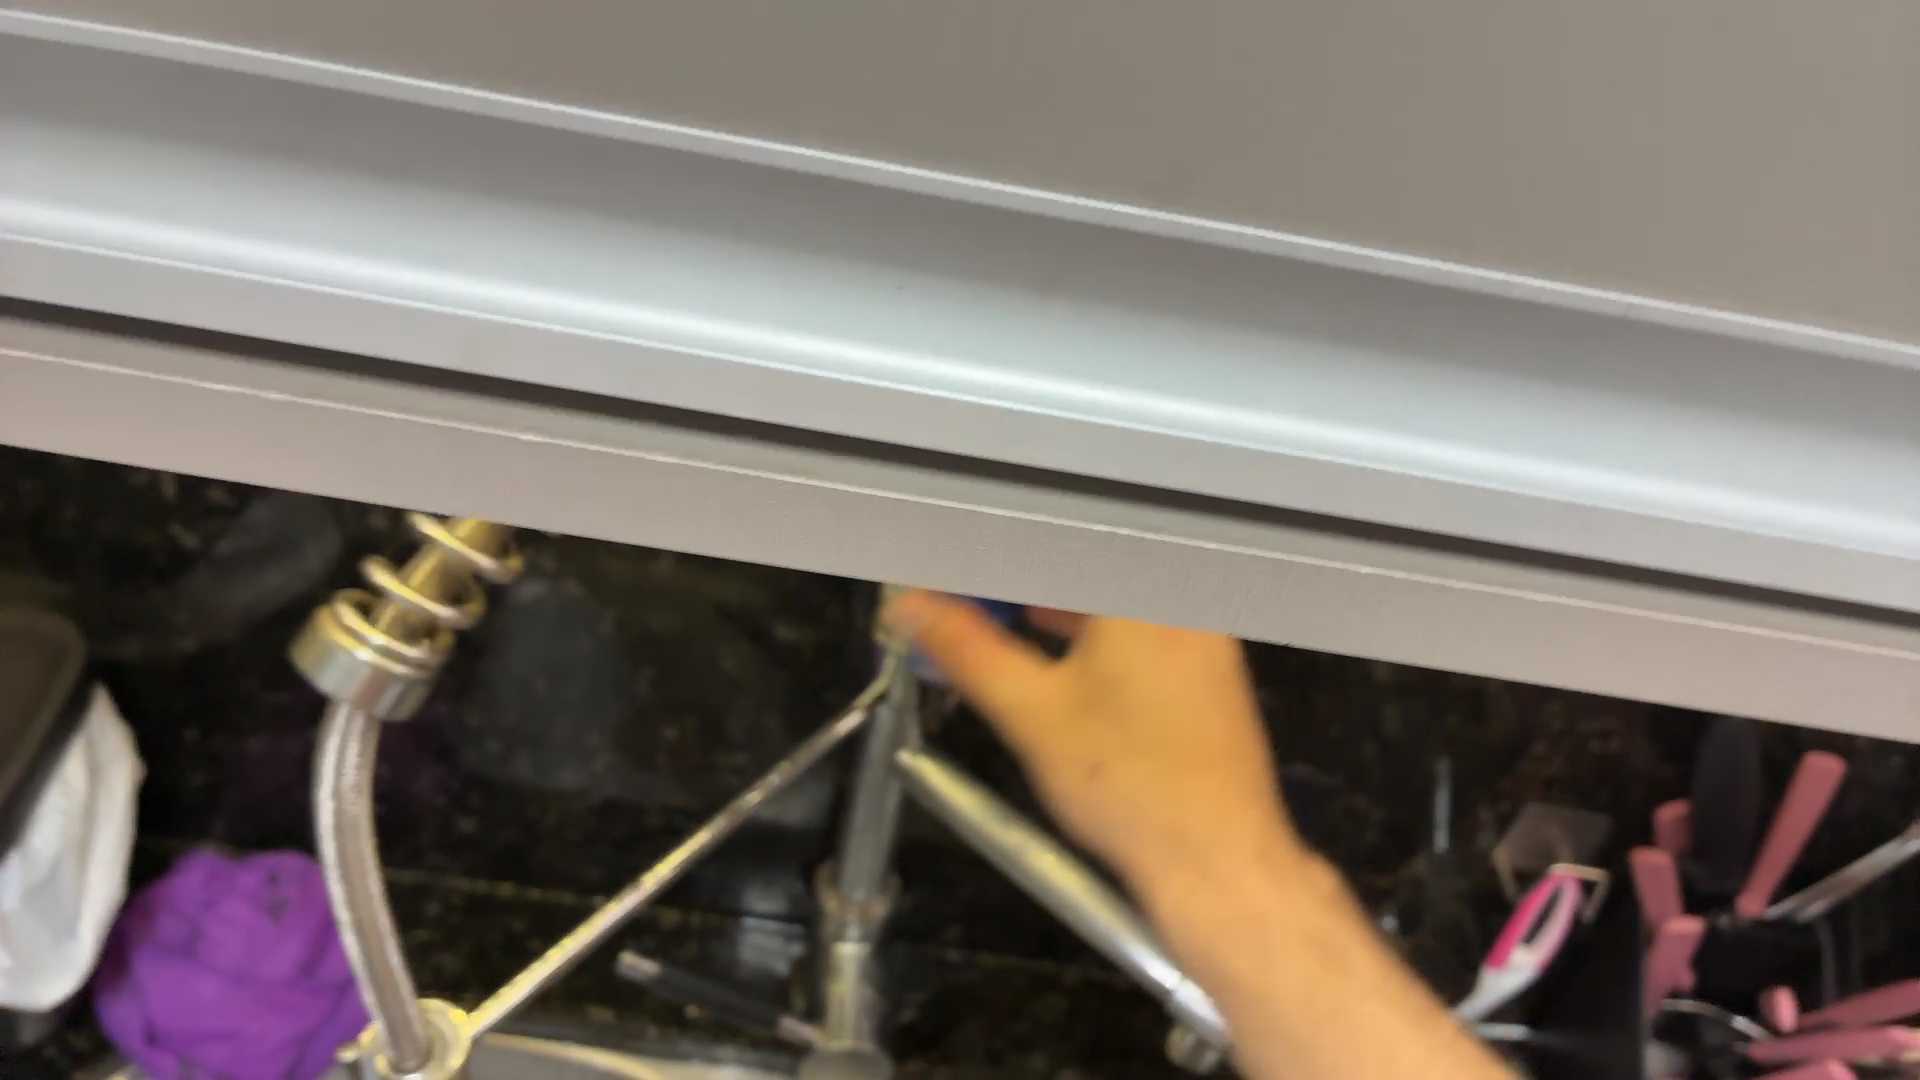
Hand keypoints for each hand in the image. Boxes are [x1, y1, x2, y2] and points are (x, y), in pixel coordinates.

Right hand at [881, 591, 1301, 896]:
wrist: (1219, 858)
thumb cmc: (1124, 781)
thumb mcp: (1030, 712)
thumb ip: (967, 650)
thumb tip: (910, 609)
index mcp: (1140, 592)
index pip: (1055, 546)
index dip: (996, 555)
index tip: (952, 570)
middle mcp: (1180, 597)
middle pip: (1087, 564)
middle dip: (1023, 572)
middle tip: (971, 586)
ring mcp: (1202, 631)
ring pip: (1115, 594)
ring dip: (1057, 599)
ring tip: (1003, 607)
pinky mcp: (1208, 665)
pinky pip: (1140, 620)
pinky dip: (1094, 624)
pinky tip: (1061, 641)